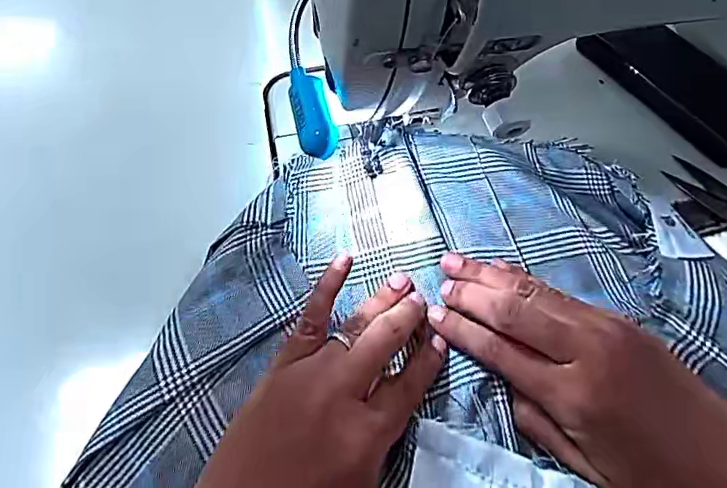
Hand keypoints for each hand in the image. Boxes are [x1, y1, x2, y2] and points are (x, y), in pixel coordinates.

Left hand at [196, 255, 445, 487]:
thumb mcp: (360, 481)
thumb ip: (381, 439)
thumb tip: (395, 399)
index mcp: (368, 435)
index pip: (408, 387)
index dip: (427, 362)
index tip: (440, 340)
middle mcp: (344, 394)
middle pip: (385, 345)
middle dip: (408, 319)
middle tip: (423, 299)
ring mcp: (313, 370)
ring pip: (355, 327)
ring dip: (380, 302)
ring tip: (402, 281)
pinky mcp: (286, 359)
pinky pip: (311, 315)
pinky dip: (327, 284)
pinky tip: (344, 260)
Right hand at [426, 254, 726, 487]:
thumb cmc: (657, 479)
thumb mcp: (590, 470)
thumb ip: (538, 423)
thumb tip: (502, 383)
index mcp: (575, 396)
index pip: (501, 351)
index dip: (463, 330)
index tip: (434, 315)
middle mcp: (586, 351)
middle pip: (512, 308)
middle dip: (470, 292)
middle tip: (439, 280)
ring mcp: (605, 328)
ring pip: (533, 289)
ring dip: (491, 274)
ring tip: (457, 261)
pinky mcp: (619, 319)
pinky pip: (559, 292)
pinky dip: (523, 280)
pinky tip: (503, 272)